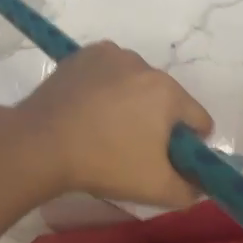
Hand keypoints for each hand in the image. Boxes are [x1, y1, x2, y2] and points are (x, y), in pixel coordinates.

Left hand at [10, 41, 213, 208]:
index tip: (169, 160)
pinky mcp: (76, 55)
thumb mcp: (164, 189)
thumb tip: (195, 177)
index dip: (191, 145)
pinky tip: (91, 109)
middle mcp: (136, 62)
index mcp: (164, 89)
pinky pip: (107, 73)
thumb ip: (194, 186)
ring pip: (135, 82)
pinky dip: (106, 87)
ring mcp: (103, 53)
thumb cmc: (107, 161)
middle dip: (160, 121)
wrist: (43, 140)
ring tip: (110, 127)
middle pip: (165, 97)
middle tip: (137, 146)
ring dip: (132, 101)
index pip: (198, 119)